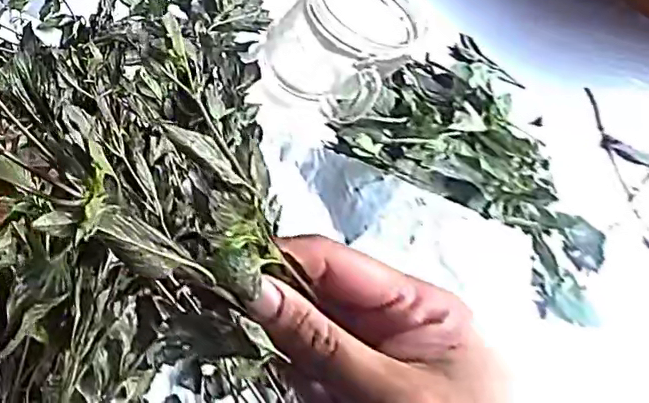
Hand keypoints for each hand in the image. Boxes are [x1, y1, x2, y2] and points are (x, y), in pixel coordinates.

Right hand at [247, 236, 506, 402]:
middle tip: (230, 308)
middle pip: (311, 288)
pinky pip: (308, 360)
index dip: (277, 258)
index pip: (329, 258)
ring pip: (302, 326)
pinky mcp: (355, 386)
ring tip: (251, 341)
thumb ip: (322, 339)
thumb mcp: (396, 393)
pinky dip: (286, 365)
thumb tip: (252, 286)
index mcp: (418, 305)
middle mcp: (391, 321)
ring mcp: (372, 355)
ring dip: (275, 336)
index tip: (232, 269)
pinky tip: (270, 364)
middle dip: (273, 300)